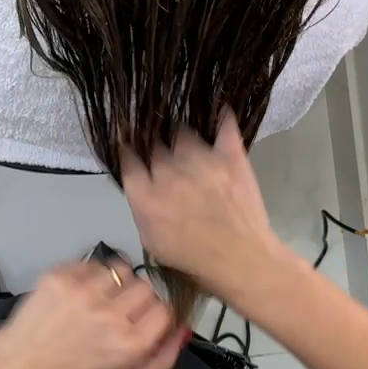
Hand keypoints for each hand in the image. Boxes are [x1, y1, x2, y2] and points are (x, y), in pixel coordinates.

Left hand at [0, 260, 189, 368]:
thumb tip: (185, 329)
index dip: (155, 316)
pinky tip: (79, 294)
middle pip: (146, 288)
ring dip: (116, 284)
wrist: (19, 367)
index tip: (141, 322)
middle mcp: (111, 314)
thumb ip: (161, 361)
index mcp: (130, 344)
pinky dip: (91, 275)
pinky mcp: (61, 276)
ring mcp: (84, 291)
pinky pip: (93, 264)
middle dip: (137, 300)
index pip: (165, 310)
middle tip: (118, 313)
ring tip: (98, 300)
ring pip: (122, 271)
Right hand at [120, 111, 291, 297]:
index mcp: (145, 195)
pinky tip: (221, 109)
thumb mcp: (151, 241)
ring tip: (186, 138)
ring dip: (182, 135)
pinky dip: (223, 118)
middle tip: (162, 151)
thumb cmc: (192, 258)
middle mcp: (168, 172)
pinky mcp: (230, 156)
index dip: (128, 151)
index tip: (129, 147)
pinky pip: (225, 127)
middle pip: (156, 146)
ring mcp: (200, 160)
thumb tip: (140, 186)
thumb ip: (141, 208)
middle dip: (156, 146)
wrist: (240, 259)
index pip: (128, 160)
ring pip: (184, 133)